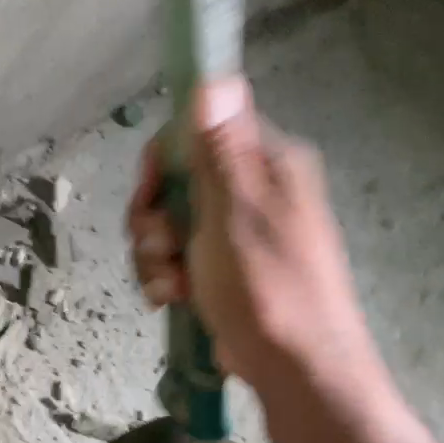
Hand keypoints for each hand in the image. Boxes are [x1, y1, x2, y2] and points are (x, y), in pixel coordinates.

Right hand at [128, 78, 375, 390]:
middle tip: (162, 250)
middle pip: (172, 184)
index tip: (150, 196)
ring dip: (154, 258)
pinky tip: (173, 299)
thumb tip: (213, 78)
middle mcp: (249, 191)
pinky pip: (172, 260)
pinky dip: (164, 279)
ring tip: (171, 286)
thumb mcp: (238, 212)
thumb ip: (221, 150)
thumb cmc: (267, 286)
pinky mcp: (218, 269)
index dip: (163, 163)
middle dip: (152, 221)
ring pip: (165, 227)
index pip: (197, 133)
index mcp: (266, 165)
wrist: (292, 364)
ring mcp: (232, 233)